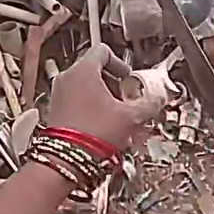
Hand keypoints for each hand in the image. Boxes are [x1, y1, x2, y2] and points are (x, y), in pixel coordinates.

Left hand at [43, 43, 162, 152]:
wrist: (65, 162)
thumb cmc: (93, 134)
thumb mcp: (129, 117)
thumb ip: (148, 104)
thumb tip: (158, 100)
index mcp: (83, 70)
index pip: (103, 51)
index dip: (121, 64)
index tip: (129, 81)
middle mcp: (67, 78)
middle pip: (95, 70)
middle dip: (115, 85)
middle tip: (127, 101)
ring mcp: (59, 95)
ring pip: (86, 87)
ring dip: (104, 99)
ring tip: (117, 117)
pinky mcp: (56, 112)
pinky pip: (77, 102)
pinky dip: (91, 109)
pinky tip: (104, 128)